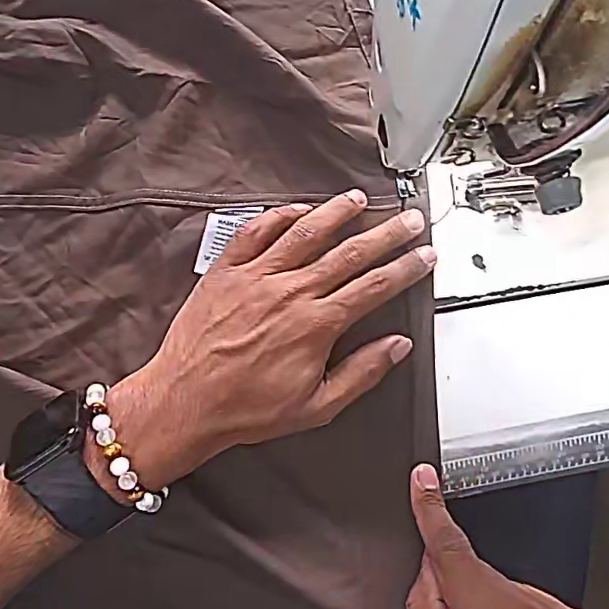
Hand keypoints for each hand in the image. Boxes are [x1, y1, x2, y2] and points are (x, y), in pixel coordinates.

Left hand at [101, 189, 435, 490]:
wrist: (185, 401)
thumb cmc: (244, 408)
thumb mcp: (316, 406)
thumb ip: (362, 373)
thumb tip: (395, 348)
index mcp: (315, 325)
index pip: (374, 286)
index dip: (405, 268)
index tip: (423, 256)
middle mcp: (289, 292)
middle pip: (350, 252)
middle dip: (387, 232)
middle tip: (408, 220)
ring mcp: (256, 277)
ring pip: (306, 231)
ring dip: (337, 212)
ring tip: (359, 199)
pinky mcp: (227, 271)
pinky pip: (256, 231)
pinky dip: (280, 215)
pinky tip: (296, 210)